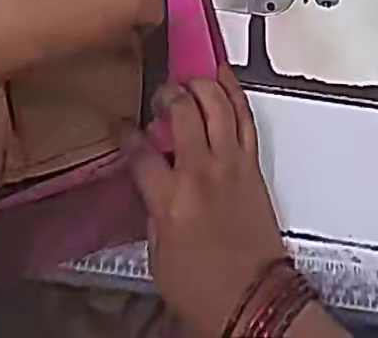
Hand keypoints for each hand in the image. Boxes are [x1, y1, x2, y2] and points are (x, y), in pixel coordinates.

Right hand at [127, 67, 286, 335]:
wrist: (255, 301)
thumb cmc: (206, 290)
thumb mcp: (159, 257)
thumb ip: (153, 211)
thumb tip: (151, 183)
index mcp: (171, 199)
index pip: (140, 152)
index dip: (126, 133)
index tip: (122, 125)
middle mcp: (201, 172)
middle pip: (181, 112)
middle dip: (167, 95)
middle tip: (161, 95)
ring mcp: (230, 163)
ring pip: (216, 104)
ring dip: (200, 85)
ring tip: (189, 80)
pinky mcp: (251, 163)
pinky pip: (244, 117)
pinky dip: (235, 92)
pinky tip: (225, 77)